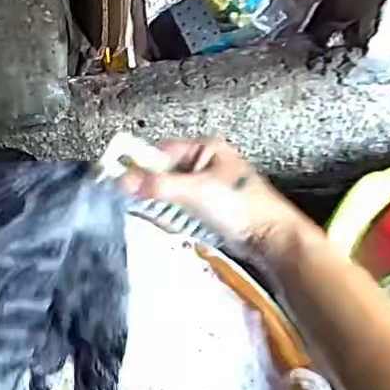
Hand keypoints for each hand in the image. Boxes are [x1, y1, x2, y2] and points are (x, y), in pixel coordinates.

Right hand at [118, 138, 319, 260]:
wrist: (272, 240)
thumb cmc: (245, 207)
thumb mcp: (194, 190)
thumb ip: (157, 185)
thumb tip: (124, 180)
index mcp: (205, 149)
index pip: (160, 151)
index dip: (139, 163)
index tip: (117, 176)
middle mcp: (205, 165)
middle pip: (162, 173)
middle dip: (150, 188)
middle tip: (135, 200)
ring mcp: (206, 189)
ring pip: (169, 194)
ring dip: (162, 206)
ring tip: (164, 215)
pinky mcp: (208, 211)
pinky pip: (180, 211)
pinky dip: (173, 218)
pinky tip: (175, 224)